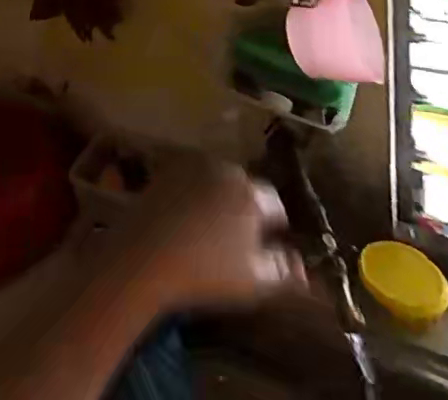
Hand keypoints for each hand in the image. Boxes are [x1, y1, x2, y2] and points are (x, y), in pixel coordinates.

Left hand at [112, 157, 306, 311]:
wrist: (143, 255)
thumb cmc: (204, 271)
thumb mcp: (252, 281)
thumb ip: (283, 271)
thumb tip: (304, 267)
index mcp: (253, 195)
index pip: (276, 205)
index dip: (275, 226)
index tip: (266, 245)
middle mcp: (229, 171)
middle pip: (247, 188)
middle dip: (247, 208)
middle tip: (234, 238)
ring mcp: (196, 166)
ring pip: (219, 181)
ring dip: (220, 197)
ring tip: (207, 228)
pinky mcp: (169, 169)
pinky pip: (192, 179)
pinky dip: (194, 192)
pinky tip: (183, 217)